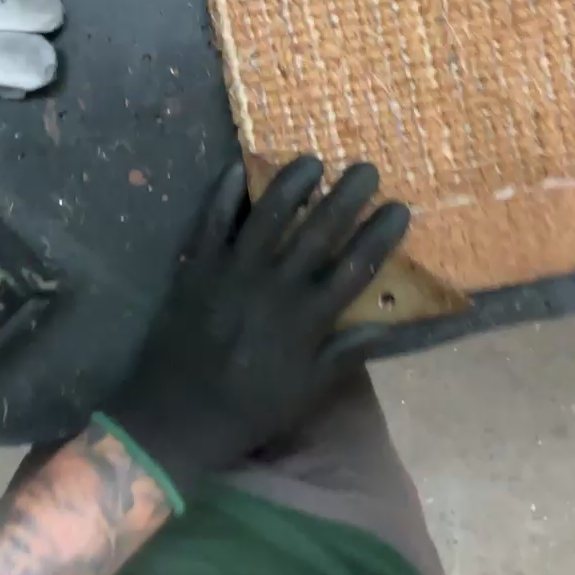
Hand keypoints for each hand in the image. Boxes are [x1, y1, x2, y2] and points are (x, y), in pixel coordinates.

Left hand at [103, 156, 408, 494]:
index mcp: (306, 318)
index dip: (379, 235)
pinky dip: (224, 192)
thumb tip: (390, 325)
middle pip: (318, 231)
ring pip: (268, 216)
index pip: (354, 267)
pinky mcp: (197, 266)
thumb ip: (346, 353)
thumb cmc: (248, 407)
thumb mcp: (307, 391)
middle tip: (365, 168)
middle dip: (346, 197)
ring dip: (292, 183)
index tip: (398, 208)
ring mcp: (233, 271)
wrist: (176, 414)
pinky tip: (238, 165)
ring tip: (312, 159)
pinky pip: (212, 220)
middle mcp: (274, 286)